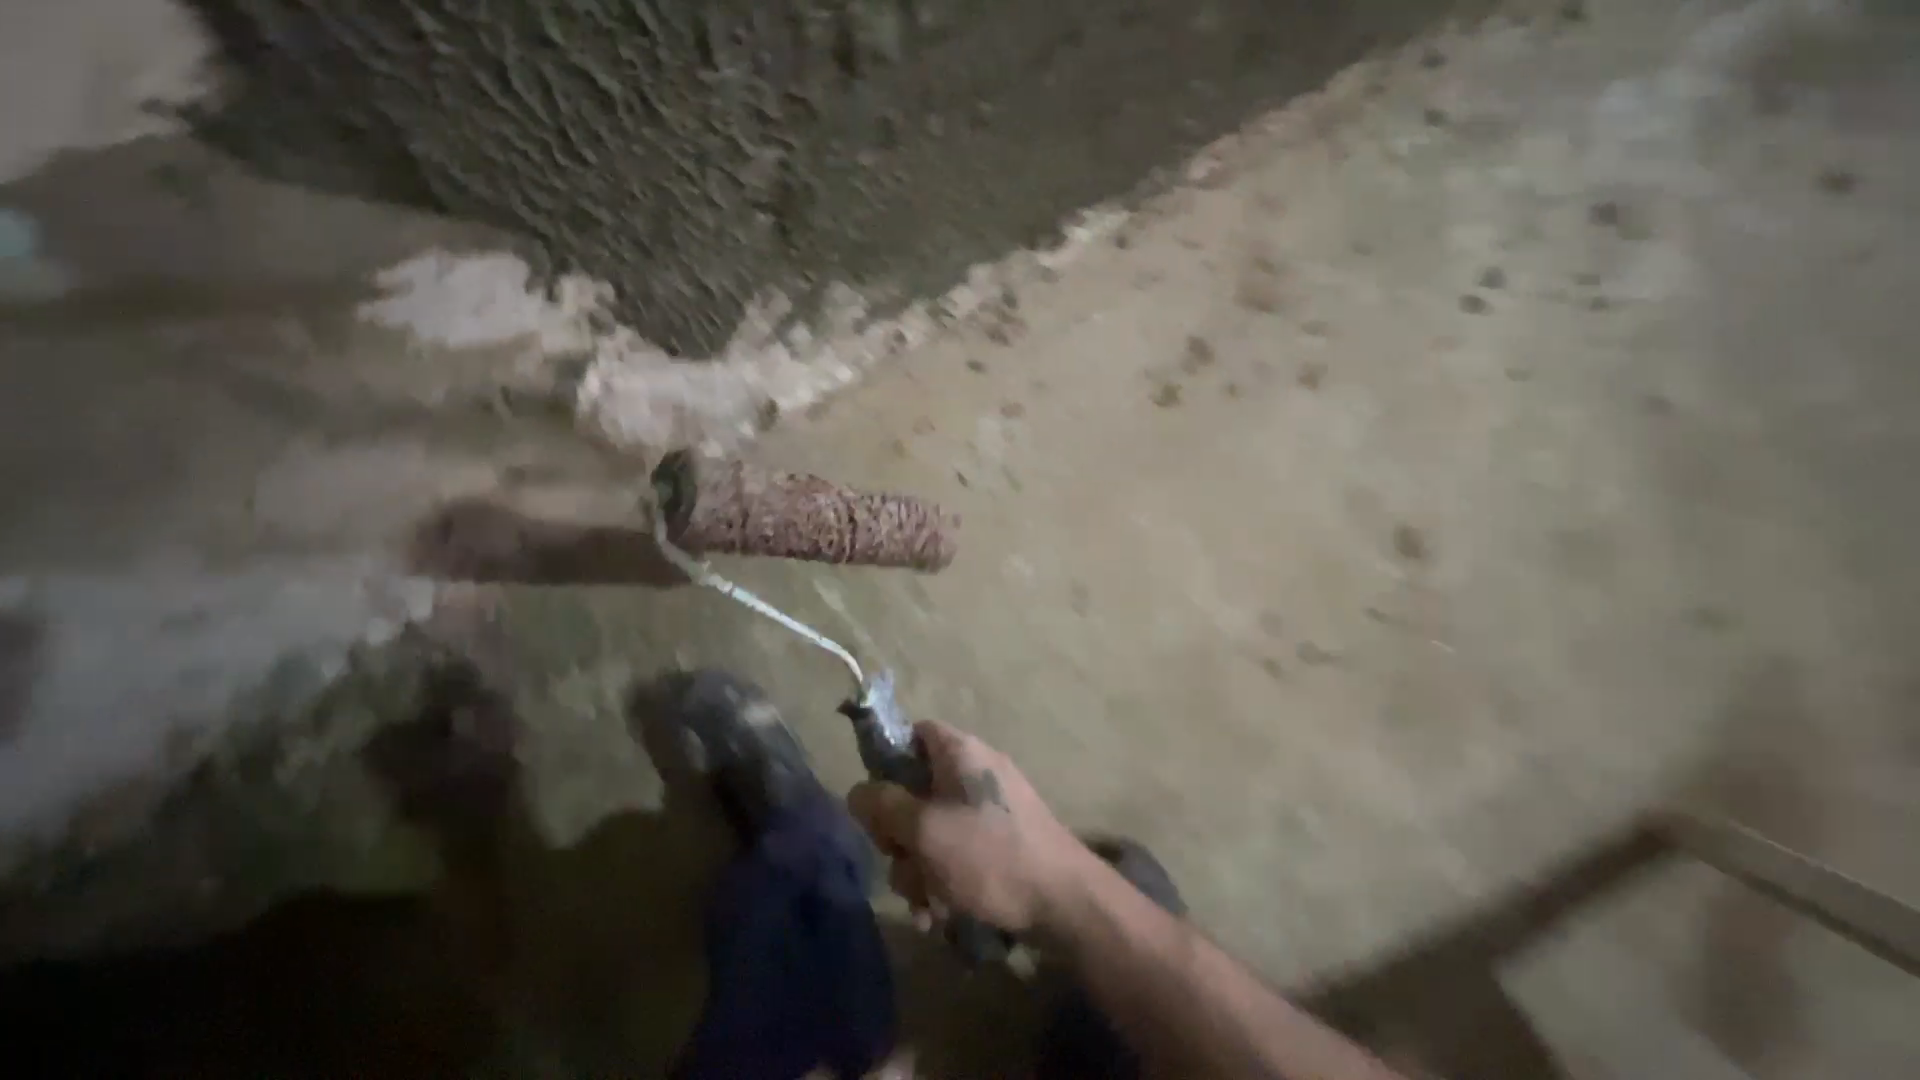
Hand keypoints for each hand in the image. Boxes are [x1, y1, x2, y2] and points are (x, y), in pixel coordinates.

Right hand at [847, 721, 1089, 932]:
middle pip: (915, 789)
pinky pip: (957, 852)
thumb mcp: (924, 830)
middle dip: (899, 834)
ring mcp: (991, 809)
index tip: (873, 801)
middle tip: (900, 861)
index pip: (912, 733)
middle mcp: (976, 772)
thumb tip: (858, 791)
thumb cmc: (989, 856)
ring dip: (918, 867)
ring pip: (931, 829)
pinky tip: (938, 915)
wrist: (1065, 901)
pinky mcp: (1001, 842)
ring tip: (924, 902)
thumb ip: (883, 805)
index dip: (885, 761)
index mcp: (960, 753)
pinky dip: (943, 879)